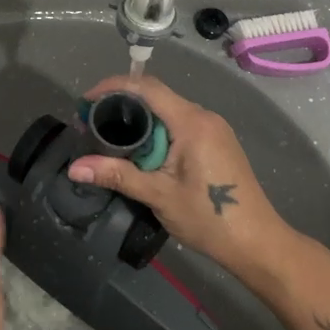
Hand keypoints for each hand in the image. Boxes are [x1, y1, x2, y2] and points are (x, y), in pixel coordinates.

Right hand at [67, 76, 292, 277]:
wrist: (255, 242)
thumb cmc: (209, 217)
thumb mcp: (158, 195)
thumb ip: (116, 175)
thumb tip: (73, 168)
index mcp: (191, 122)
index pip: (147, 87)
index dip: (112, 87)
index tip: (86, 102)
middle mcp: (204, 117)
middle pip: (155, 97)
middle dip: (120, 106)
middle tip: (90, 126)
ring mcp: (213, 129)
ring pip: (166, 112)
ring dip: (137, 122)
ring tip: (108, 141)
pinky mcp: (215, 143)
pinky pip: (178, 126)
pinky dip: (154, 133)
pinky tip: (138, 153)